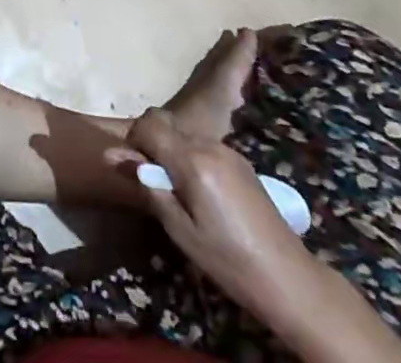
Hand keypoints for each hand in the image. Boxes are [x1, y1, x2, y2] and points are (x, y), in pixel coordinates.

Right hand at [112, 109, 308, 294]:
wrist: (288, 278)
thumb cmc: (226, 259)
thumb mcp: (179, 227)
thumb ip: (148, 185)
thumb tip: (112, 155)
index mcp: (193, 160)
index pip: (149, 124)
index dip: (133, 139)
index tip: (133, 168)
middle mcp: (210, 145)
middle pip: (166, 123)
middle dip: (149, 142)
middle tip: (150, 180)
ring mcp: (229, 151)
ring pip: (184, 133)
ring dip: (170, 150)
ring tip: (175, 191)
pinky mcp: (241, 163)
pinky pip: (203, 146)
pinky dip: (189, 157)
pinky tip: (199, 193)